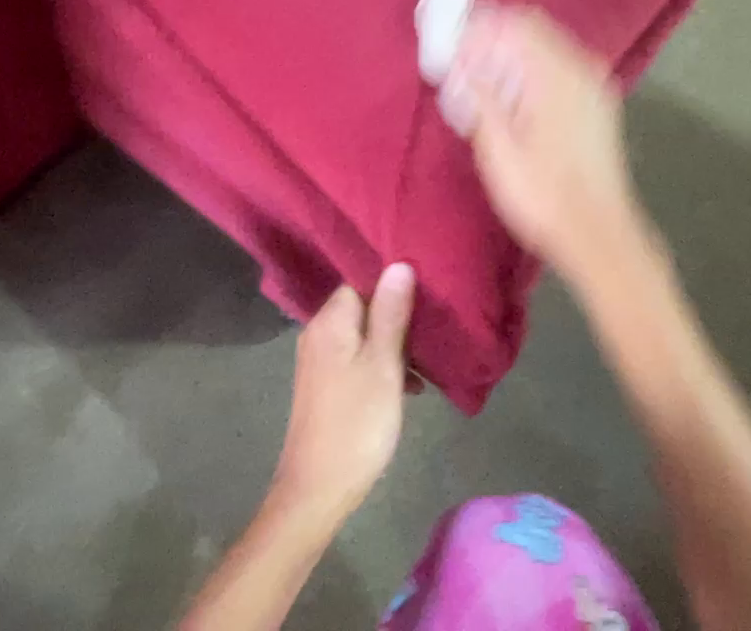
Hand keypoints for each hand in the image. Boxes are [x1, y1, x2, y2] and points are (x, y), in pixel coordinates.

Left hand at [272, 262, 414, 525]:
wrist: (318, 486)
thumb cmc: (357, 423)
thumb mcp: (383, 365)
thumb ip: (390, 314)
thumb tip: (398, 264)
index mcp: (330, 320)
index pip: (360, 280)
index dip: (392, 283)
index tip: (426, 290)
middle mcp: (317, 332)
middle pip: (361, 306)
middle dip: (396, 314)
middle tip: (433, 327)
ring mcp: (318, 359)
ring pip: (361, 334)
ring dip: (392, 343)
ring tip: (427, 359)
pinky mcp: (324, 383)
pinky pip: (356, 357)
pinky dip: (380, 364)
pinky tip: (408, 384)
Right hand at [442, 5, 649, 281]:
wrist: (597, 235)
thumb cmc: (541, 196)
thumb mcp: (498, 147)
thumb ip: (479, 94)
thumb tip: (458, 57)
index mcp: (556, 75)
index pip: (514, 23)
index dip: (478, 26)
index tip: (447, 42)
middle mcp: (580, 72)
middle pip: (530, 31)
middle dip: (491, 41)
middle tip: (458, 66)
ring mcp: (593, 89)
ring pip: (543, 50)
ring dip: (507, 60)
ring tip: (477, 89)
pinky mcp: (595, 107)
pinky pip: (556, 71)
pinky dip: (527, 76)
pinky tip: (507, 105)